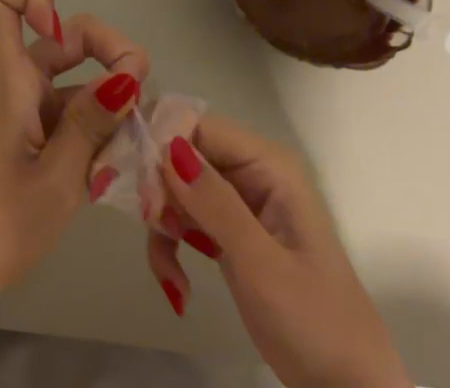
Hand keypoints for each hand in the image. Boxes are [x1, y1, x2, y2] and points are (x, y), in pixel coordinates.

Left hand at [0, 0, 148, 387]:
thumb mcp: (58, 179)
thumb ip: (92, 124)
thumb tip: (126, 77)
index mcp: (6, 82)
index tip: (68, 36)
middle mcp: (11, 85)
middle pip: (58, 35)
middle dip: (106, 50)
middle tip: (139, 92)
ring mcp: (20, 110)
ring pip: (71, 77)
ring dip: (109, 96)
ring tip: (138, 137)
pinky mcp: (28, 136)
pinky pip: (68, 111)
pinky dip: (97, 125)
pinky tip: (120, 160)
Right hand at [149, 115, 410, 387]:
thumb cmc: (315, 322)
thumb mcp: (262, 264)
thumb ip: (216, 204)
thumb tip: (168, 147)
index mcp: (270, 167)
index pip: (199, 126)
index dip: (160, 145)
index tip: (134, 183)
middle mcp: (252, 176)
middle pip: (180, 156)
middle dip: (157, 192)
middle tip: (154, 231)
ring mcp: (239, 207)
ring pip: (175, 190)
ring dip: (161, 227)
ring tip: (167, 271)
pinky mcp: (227, 235)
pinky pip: (182, 221)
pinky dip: (169, 247)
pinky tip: (175, 284)